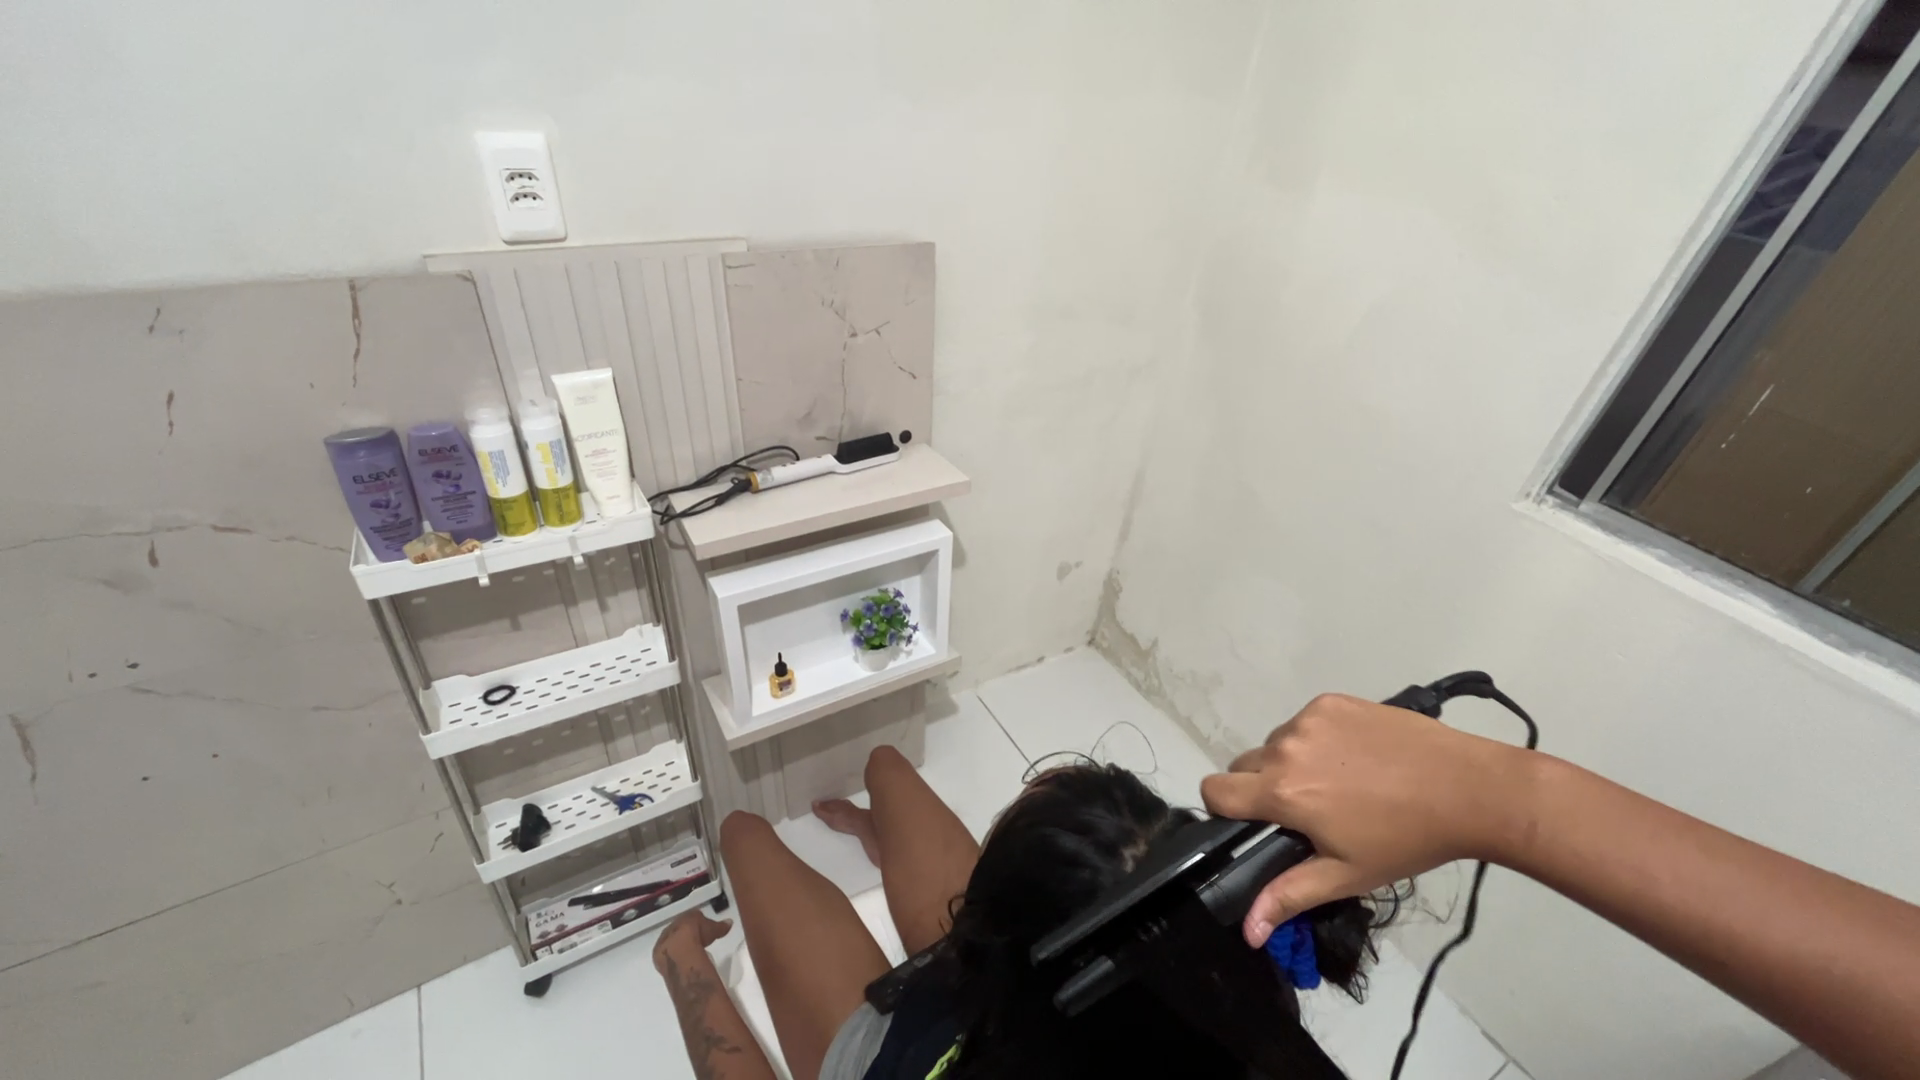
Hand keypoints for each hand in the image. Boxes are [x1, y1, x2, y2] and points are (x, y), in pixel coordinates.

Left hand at [652, 909, 733, 974]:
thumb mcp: (713, 929)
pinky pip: (667, 953)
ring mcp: (663, 941)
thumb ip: (720, 926)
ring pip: (671, 941)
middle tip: (696, 940)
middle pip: (680, 929)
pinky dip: (674, 956)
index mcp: (685, 917)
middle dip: (687, 934)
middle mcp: (672, 927)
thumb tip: (729, 922)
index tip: (705, 928)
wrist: (680, 951)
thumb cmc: (698, 935)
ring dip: (679, 945)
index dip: (699, 923)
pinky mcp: (658, 956)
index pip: (691, 918)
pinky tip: (680, 960)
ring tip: (689, 952)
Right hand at [1201, 693, 1535, 946]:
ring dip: (1290, 762)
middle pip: (1243, 766)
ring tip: (1338, 782)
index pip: (1214, 789)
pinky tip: (1354, 756)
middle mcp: (1284, 747)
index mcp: (1282, 791)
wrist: (1468, 788)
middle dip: (1262, 787)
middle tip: (1308, 809)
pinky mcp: (1331, 701)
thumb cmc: (1405, 839)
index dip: (1223, 808)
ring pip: (1275, 743)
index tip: (1255, 822)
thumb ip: (1288, 895)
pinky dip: (1317, 739)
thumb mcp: (1346, 874)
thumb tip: (1248, 931)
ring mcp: (1308, 719)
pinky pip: (1303, 722)